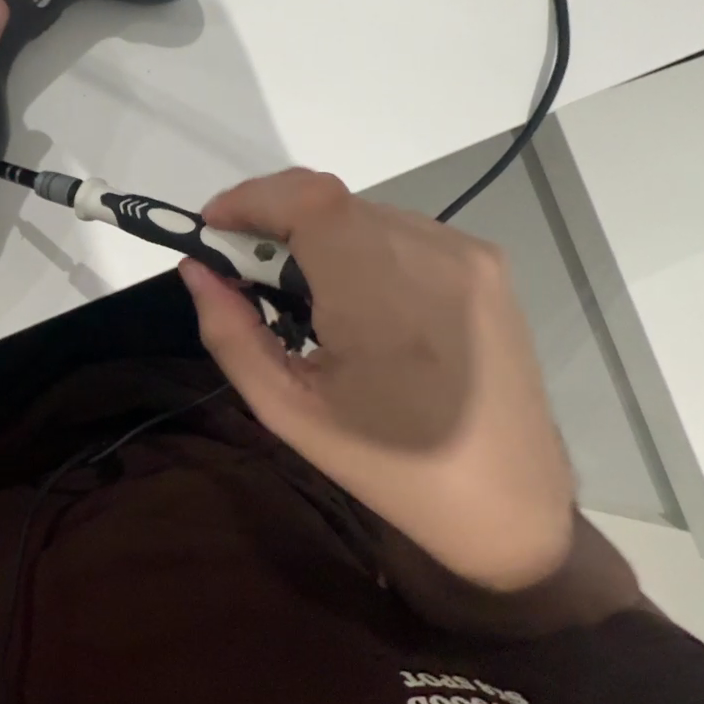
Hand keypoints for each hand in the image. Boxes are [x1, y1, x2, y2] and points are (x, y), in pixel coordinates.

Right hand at [178, 170, 575, 592]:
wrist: (508, 503)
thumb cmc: (388, 466)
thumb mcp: (286, 410)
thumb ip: (230, 332)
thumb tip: (195, 270)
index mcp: (386, 296)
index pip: (308, 200)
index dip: (249, 199)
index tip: (210, 230)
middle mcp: (436, 256)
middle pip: (329, 202)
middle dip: (271, 223)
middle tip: (240, 276)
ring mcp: (470, 256)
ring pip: (361, 213)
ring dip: (311, 235)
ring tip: (296, 299)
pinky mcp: (486, 266)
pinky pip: (396, 231)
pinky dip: (352, 247)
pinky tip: (349, 303)